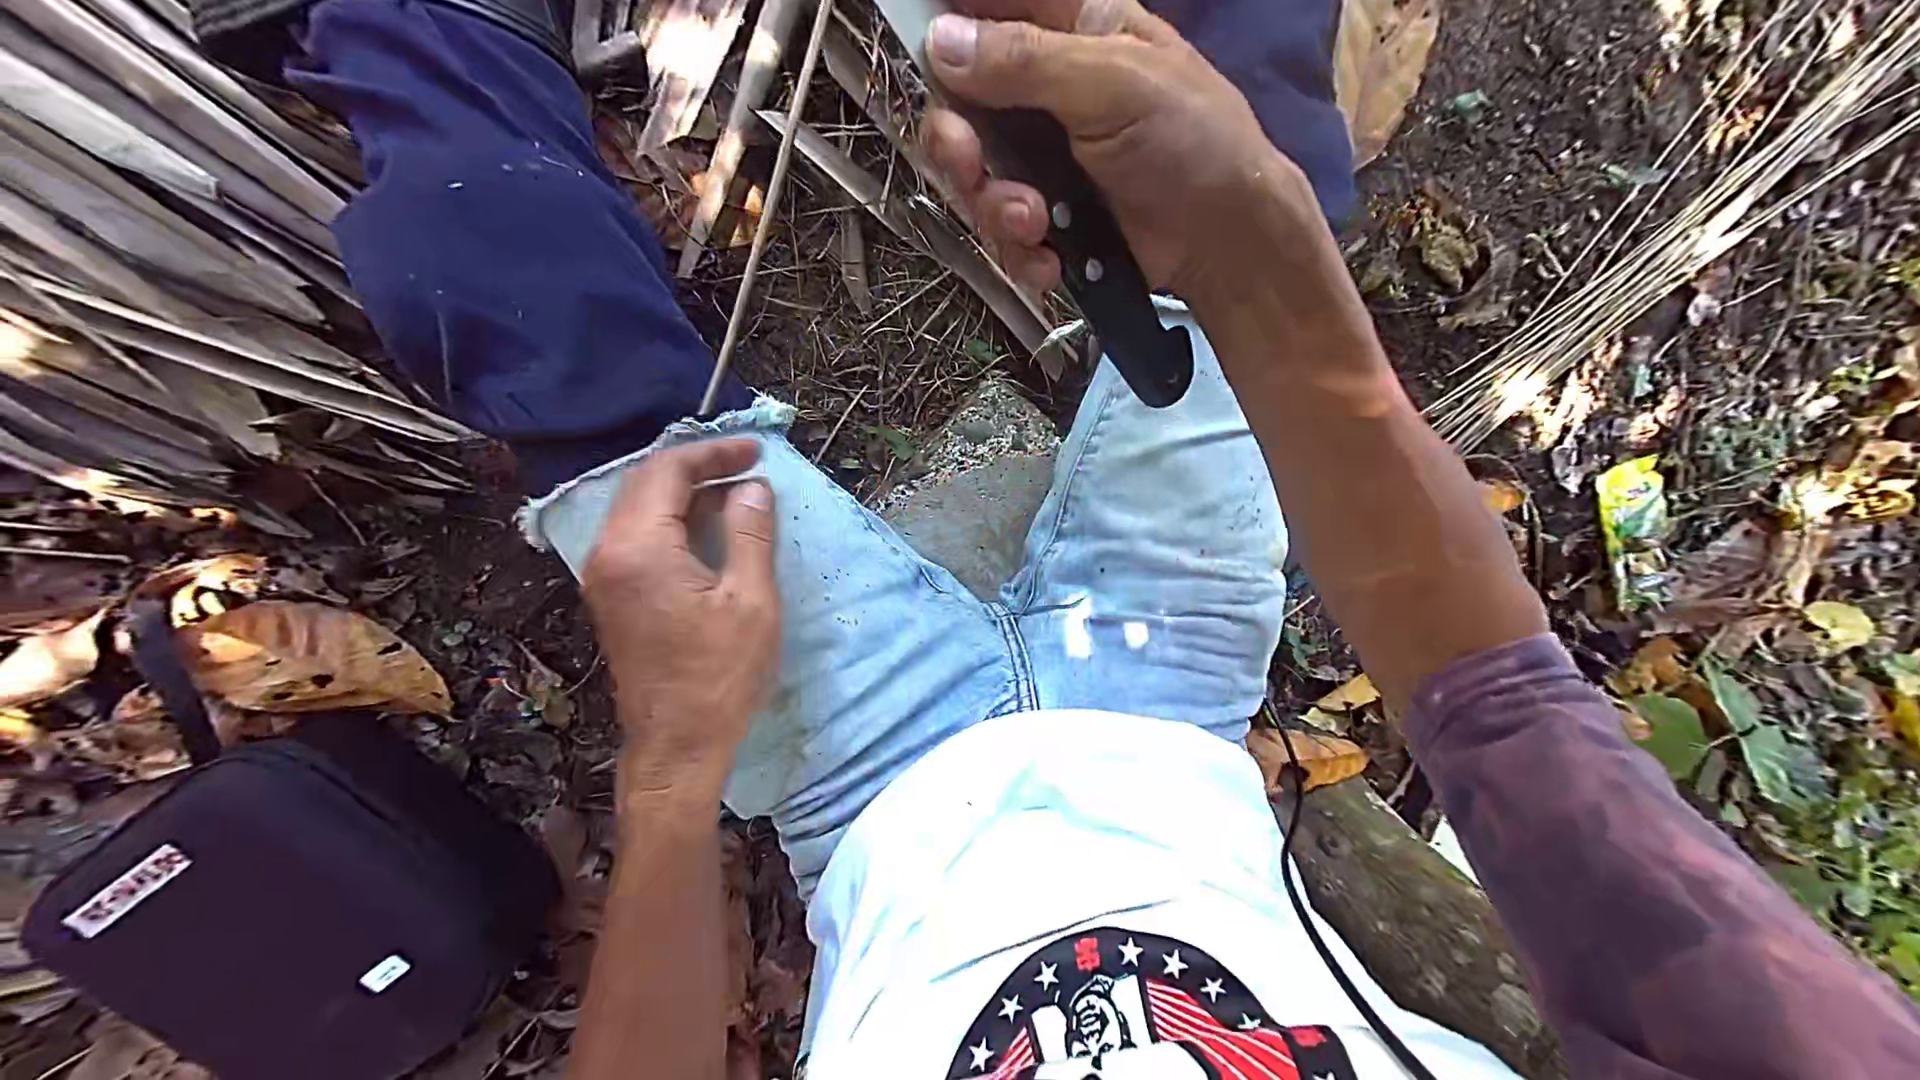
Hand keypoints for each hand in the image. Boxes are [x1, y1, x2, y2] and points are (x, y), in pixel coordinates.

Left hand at [581, 439, 779, 800]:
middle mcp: (609, 554)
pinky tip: (710, 529)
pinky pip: (641, 537)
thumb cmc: (720, 675)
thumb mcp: (751, 600)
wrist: (678, 745)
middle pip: (647, 484)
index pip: (668, 472)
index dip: (714, 453)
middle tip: (748, 466)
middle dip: (699, 467)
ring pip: (642, 510)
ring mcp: (605, 576)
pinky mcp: (614, 596)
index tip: (757, 451)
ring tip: (737, 493)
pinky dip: (676, 521)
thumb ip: (750, 534)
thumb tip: (752, 488)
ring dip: (688, 494)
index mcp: (639, 549)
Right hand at [920, 0, 1323, 298]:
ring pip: (973, 185)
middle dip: (957, 148)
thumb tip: (941, 42)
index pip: (984, 13)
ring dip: (996, 212)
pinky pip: (1003, 239)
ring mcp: (1039, 167)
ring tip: (1037, 224)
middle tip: (971, 168)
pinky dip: (1022, 256)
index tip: (927, 60)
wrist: (1218, 235)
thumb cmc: (1188, 137)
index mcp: (1063, 34)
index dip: (945, 35)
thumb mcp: (1113, 81)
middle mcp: (1039, 99)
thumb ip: (1027, 62)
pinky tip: (1051, 261)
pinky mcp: (1045, 224)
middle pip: (958, 112)